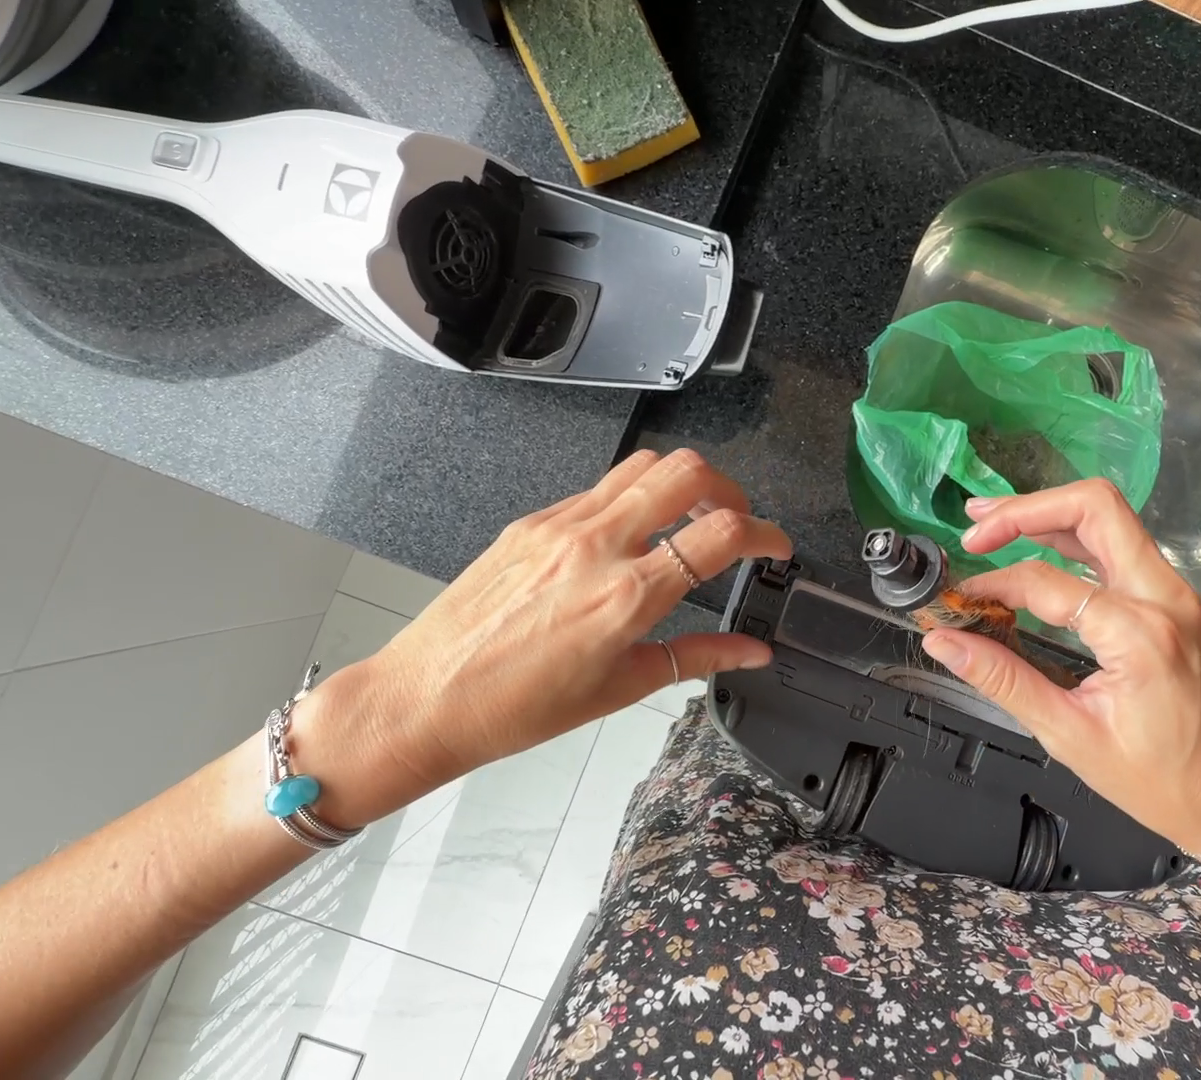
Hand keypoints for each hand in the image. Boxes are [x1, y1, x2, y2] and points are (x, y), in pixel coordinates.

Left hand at [299, 449, 791, 826]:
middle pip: (686, 470)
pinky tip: (630, 538)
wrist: (425, 698)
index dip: (766, 534)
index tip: (775, 547)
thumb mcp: (624, 687)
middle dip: (729, 488)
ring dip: (681, 483)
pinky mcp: (533, 520)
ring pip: (642, 465)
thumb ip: (699, 657)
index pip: (721, 535)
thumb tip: (752, 652)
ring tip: (687, 520)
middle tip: (735, 522)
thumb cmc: (519, 708)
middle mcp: (596, 545)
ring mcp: (560, 525)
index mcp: (626, 596)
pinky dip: (634, 499)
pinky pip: (600, 488)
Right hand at [917, 478, 1200, 860]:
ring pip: (1109, 515)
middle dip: (1027, 508)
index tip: (961, 599)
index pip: (1047, 582)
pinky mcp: (1170, 597)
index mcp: (1140, 635)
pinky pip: (1118, 542)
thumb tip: (944, 642)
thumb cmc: (1155, 778)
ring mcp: (1173, 592)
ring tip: (993, 520)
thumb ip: (1002, 679)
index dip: (993, 583)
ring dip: (1048, 512)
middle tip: (975, 524)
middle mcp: (1164, 597)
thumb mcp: (1068, 734)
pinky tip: (1035, 541)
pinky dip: (1071, 533)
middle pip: (1095, 507)